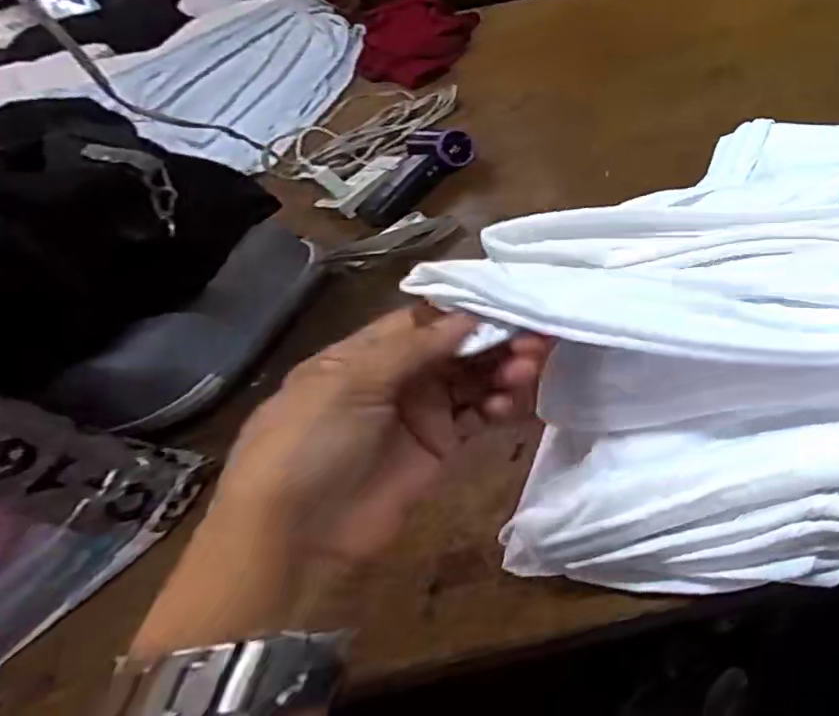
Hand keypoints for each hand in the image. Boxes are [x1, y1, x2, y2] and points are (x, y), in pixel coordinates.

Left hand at [131, 306, 552, 657]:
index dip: (468, 311)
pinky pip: (483, 412)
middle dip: (500, 340)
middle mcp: (397, 378)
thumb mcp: (347, 386)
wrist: (292, 543)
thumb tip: (472, 316)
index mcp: (363, 358)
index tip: (511, 305)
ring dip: (507, 369)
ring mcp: (422, 412)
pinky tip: (508, 405)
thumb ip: (414, 347)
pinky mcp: (444, 443)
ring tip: (527, 371)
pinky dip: (502, 404)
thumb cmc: (305, 450)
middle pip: (461, 347)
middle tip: (535, 341)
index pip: (425, 320)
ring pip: (478, 377)